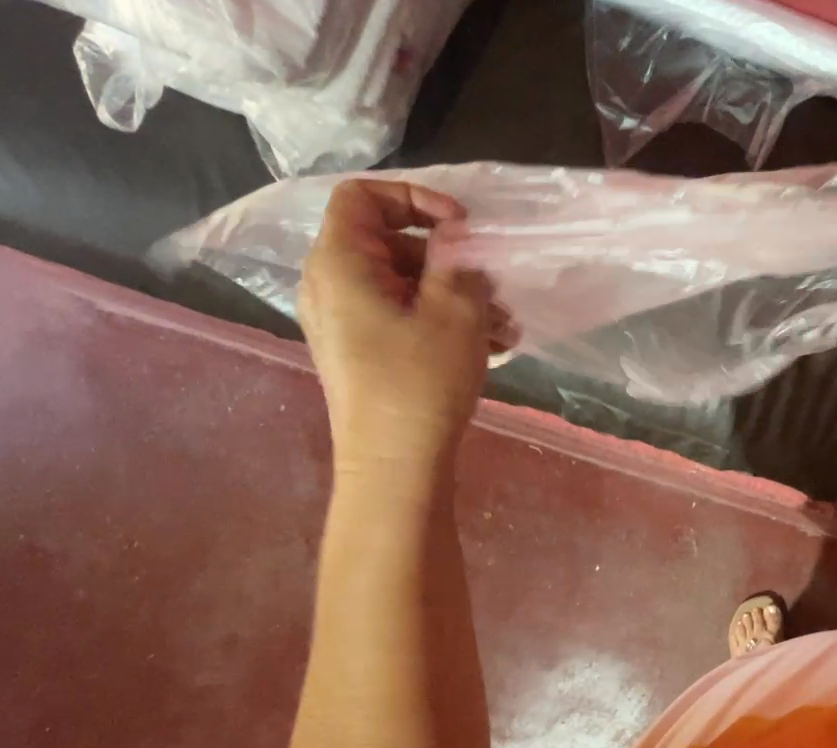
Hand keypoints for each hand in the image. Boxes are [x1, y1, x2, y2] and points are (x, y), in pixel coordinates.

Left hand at [298, 180, 508, 473]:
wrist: (394, 462)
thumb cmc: (421, 381)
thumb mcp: (455, 313)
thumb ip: (458, 263)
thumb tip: (458, 240)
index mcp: (341, 262)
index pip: (364, 196)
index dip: (416, 199)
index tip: (464, 227)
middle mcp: (331, 284)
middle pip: (390, 243)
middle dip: (449, 259)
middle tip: (495, 286)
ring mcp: (344, 321)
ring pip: (403, 285)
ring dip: (457, 296)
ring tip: (505, 326)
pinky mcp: (362, 351)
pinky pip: (402, 317)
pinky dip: (442, 321)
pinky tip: (490, 346)